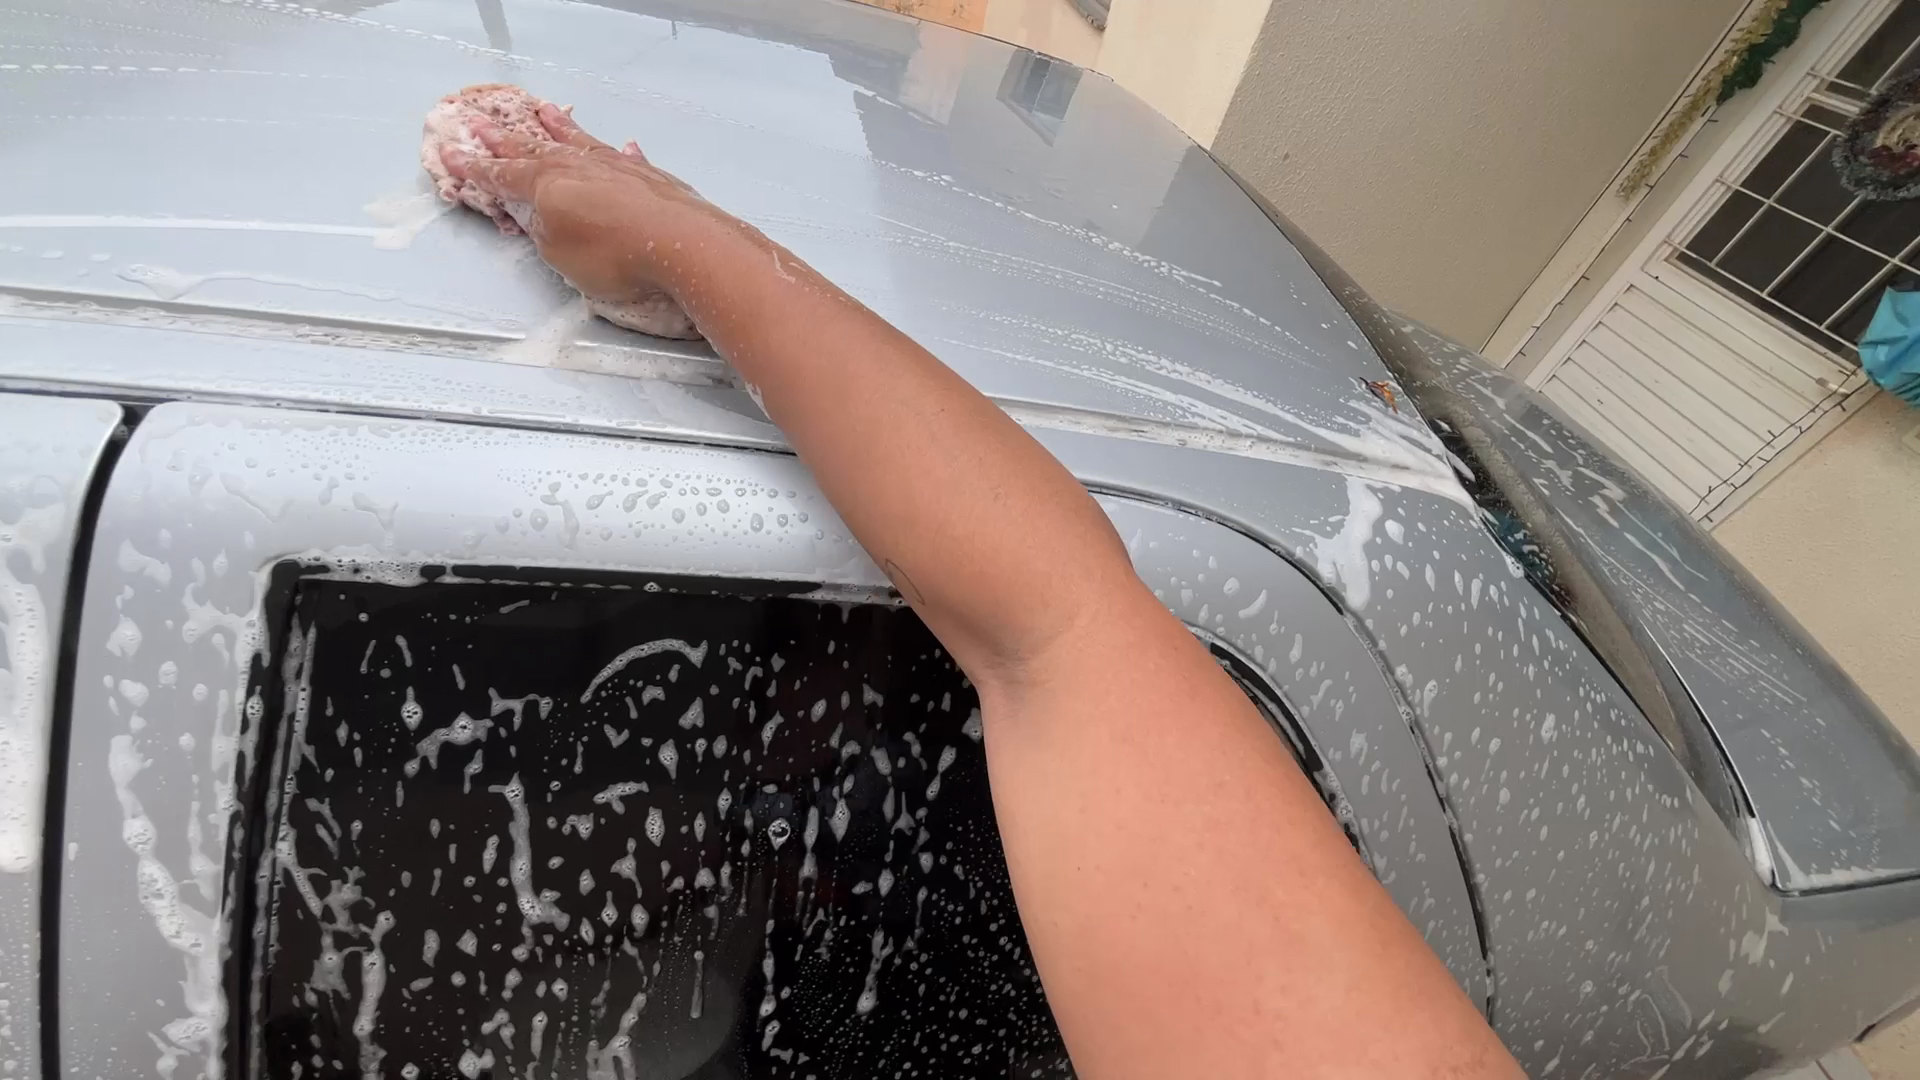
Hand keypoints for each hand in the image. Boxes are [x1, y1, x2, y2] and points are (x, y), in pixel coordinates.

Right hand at [440, 104, 735, 312]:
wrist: (684, 247)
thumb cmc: (618, 257)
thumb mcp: (562, 257)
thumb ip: (547, 235)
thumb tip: (548, 221)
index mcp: (546, 185)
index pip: (501, 175)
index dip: (475, 168)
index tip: (451, 153)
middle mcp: (580, 167)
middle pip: (536, 148)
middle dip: (507, 138)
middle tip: (484, 121)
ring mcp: (620, 170)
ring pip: (582, 143)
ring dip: (561, 129)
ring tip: (545, 112)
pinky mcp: (656, 181)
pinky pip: (631, 160)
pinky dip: (623, 154)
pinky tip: (625, 147)